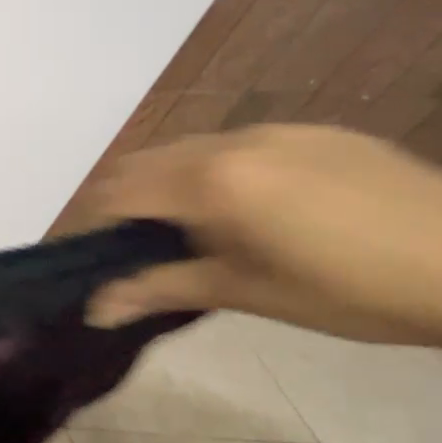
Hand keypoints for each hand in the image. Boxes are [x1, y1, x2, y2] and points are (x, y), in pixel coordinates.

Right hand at [84, 125, 441, 343]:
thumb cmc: (355, 290)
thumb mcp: (247, 294)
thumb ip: (160, 288)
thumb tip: (93, 309)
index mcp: (210, 184)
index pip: (114, 193)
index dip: (88, 224)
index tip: (86, 256)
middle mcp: (232, 145)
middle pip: (141, 163)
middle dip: (120, 200)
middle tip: (126, 245)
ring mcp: (278, 133)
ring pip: (188, 149)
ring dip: (165, 181)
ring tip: (184, 226)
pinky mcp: (317, 133)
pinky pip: (238, 144)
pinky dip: (215, 170)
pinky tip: (248, 206)